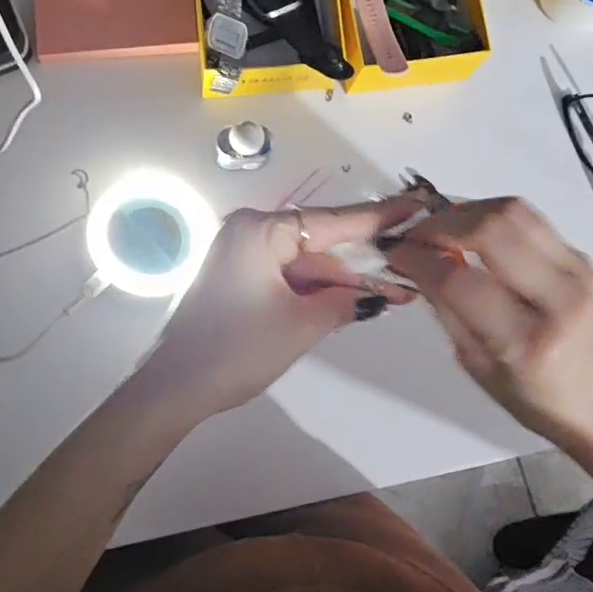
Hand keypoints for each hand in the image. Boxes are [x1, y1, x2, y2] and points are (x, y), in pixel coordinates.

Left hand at [131, 198, 421, 414]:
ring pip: (306, 260)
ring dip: (343, 279)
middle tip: (413, 259)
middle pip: (320, 239)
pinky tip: (353, 298)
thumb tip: (378, 293)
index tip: (416, 205)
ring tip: (395, 289)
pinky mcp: (239, 276)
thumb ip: (344, 301)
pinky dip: (317, 288)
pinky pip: (288, 273)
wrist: (176, 386)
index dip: (378, 217)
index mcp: (260, 230)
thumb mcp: (301, 325)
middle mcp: (249, 230)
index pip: (332, 220)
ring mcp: (241, 253)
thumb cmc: (237, 350)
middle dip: (365, 258)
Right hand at [384, 198, 592, 445]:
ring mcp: (578, 272)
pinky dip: (491, 218)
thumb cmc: (534, 399)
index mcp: (525, 341)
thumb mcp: (476, 365)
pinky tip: (472, 234)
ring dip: (467, 211)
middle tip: (416, 234)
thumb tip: (414, 264)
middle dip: (442, 223)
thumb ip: (446, 310)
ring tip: (442, 228)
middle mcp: (558, 298)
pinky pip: (530, 220)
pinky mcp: (583, 258)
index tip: (394, 251)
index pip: (459, 280)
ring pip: (515, 211)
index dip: (418, 257)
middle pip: (493, 229)